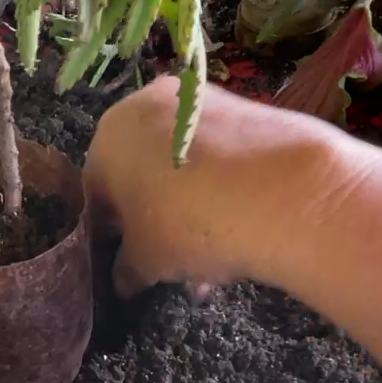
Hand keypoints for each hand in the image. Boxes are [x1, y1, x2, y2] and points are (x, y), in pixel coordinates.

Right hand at [86, 76, 381, 295]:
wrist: (285, 192)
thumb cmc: (188, 224)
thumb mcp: (146, 261)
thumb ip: (126, 271)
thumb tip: (122, 281)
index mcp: (108, 137)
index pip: (96, 193)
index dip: (109, 235)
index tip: (126, 261)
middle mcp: (147, 106)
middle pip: (140, 174)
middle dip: (152, 221)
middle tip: (167, 260)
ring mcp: (200, 101)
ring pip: (181, 167)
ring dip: (188, 213)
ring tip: (208, 262)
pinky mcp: (246, 106)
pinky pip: (216, 156)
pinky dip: (218, 191)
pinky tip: (234, 233)